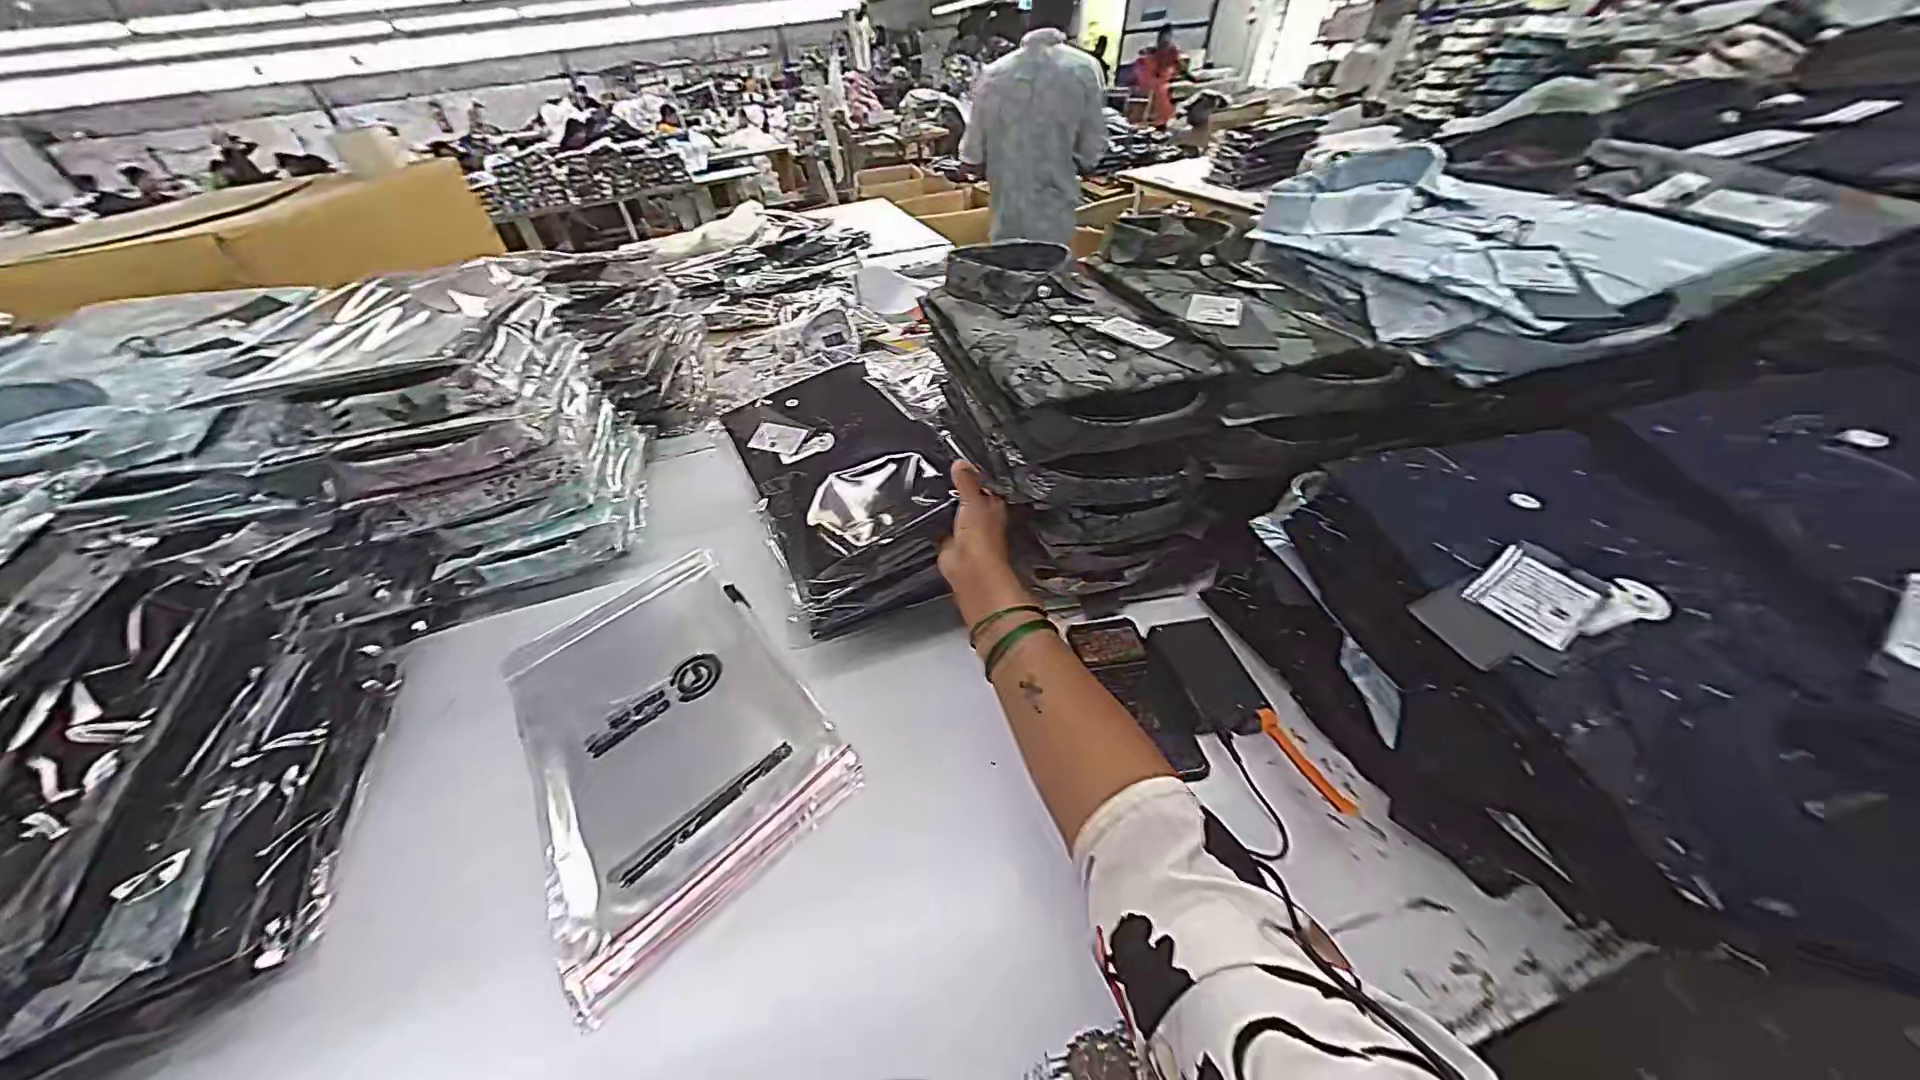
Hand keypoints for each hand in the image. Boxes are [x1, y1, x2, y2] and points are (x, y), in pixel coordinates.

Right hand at [938, 460, 1031, 625]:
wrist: (969, 569)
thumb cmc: (981, 536)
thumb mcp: (973, 500)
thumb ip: (966, 481)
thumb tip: (960, 462)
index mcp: (992, 506)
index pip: (984, 485)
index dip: (973, 475)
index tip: (958, 461)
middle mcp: (980, 518)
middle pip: (966, 499)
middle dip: (955, 490)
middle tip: (936, 472)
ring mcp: (964, 531)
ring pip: (952, 513)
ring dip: (942, 506)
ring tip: (925, 487)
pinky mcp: (948, 543)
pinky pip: (939, 528)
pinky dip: (931, 522)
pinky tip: (920, 511)